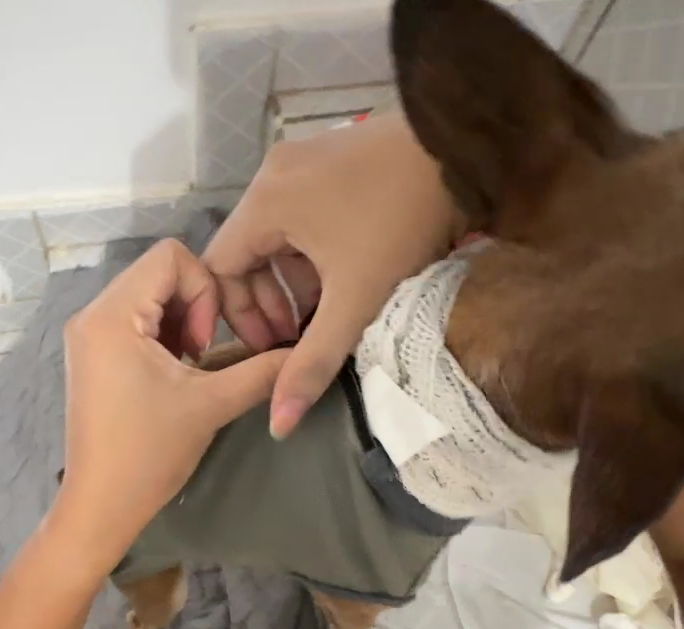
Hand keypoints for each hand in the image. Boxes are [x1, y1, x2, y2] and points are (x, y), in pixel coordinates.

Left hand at [52, 239, 286, 559]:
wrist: (101, 506)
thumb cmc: (149, 454)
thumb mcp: (211, 405)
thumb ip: (263, 371)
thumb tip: (303, 352)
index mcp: (111, 315)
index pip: (170, 256)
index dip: (205, 289)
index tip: (205, 345)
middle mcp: (92, 314)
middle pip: (159, 274)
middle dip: (197, 307)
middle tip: (204, 357)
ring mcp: (89, 337)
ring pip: (150, 298)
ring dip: (184, 324)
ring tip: (194, 369)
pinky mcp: (93, 358)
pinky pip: (136, 323)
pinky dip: (165, 338)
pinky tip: (177, 376)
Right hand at [205, 113, 459, 437]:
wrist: (466, 148)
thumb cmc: (401, 223)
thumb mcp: (354, 303)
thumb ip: (312, 365)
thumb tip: (279, 426)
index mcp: (263, 202)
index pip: (218, 269)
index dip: (237, 317)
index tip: (271, 348)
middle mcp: (270, 176)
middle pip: (244, 254)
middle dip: (266, 304)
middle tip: (296, 341)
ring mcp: (300, 163)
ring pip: (274, 239)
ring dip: (290, 284)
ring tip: (322, 317)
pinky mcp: (327, 159)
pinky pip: (299, 218)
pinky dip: (309, 256)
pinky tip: (341, 280)